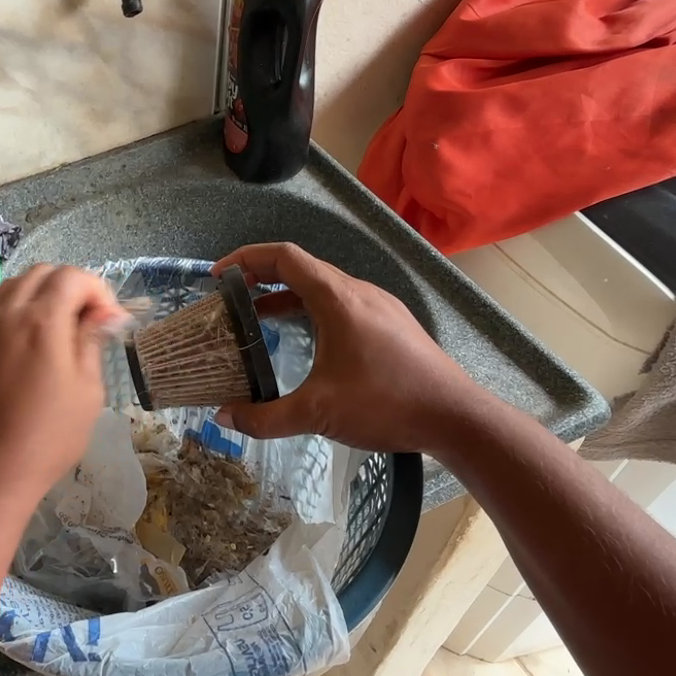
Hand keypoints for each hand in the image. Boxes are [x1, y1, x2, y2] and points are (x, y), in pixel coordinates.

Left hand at [0, 265, 127, 508]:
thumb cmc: (47, 437)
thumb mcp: (86, 390)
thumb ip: (91, 341)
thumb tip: (102, 313)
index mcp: (41, 321)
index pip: (72, 277)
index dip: (99, 291)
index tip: (110, 321)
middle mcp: (7, 314)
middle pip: (42, 273)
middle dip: (72, 286)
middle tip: (90, 321)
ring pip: (16, 284)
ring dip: (44, 292)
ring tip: (63, 327)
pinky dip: (21, 306)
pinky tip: (35, 338)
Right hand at [211, 243, 492, 453]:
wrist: (457, 417)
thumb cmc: (386, 404)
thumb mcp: (317, 413)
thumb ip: (264, 417)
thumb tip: (223, 417)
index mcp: (337, 298)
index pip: (283, 257)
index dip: (245, 259)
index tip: (217, 277)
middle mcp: (358, 292)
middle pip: (301, 268)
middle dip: (260, 277)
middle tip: (230, 298)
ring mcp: (379, 306)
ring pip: (322, 288)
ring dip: (286, 296)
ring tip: (257, 319)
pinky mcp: (391, 325)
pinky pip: (341, 304)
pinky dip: (310, 311)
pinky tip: (305, 341)